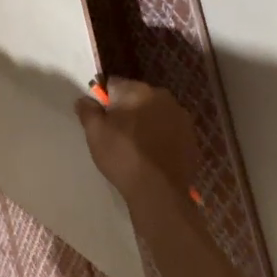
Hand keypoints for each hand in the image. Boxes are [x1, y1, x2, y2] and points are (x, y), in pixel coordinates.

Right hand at [75, 77, 197, 199]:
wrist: (160, 192)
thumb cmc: (123, 156)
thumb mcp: (95, 133)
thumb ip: (87, 110)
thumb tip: (84, 99)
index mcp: (139, 90)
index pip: (114, 84)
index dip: (104, 99)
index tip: (101, 117)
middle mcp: (163, 97)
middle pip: (137, 97)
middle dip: (127, 110)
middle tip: (116, 133)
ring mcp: (181, 118)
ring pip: (155, 114)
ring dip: (146, 123)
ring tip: (136, 147)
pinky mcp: (192, 139)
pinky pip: (169, 131)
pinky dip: (161, 138)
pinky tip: (152, 156)